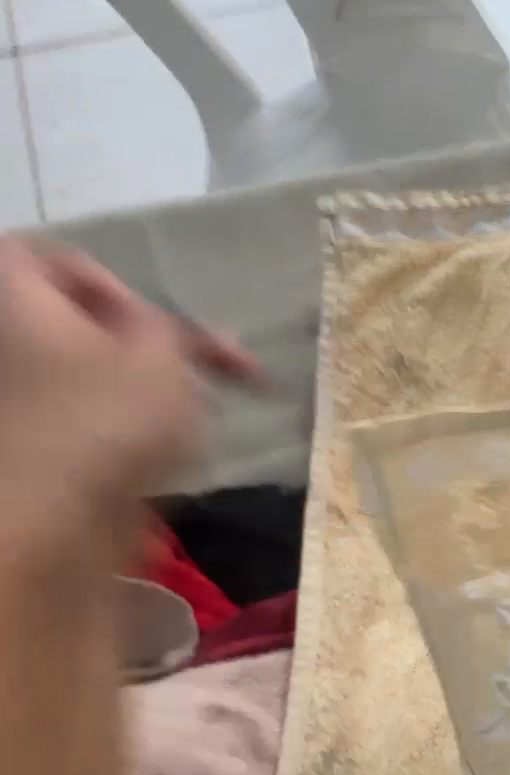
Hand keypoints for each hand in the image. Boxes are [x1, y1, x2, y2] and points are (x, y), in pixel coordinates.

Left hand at [0, 238, 255, 561]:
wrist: (54, 511)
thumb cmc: (108, 417)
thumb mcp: (160, 355)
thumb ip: (166, 325)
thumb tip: (155, 323)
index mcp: (17, 303)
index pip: (42, 257)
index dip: (108, 280)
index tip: (157, 321)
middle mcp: (8, 341)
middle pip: (80, 319)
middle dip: (153, 341)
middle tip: (217, 371)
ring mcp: (22, 393)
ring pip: (93, 366)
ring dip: (153, 382)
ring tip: (196, 413)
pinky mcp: (42, 437)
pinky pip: (91, 408)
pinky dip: (134, 418)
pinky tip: (168, 443)